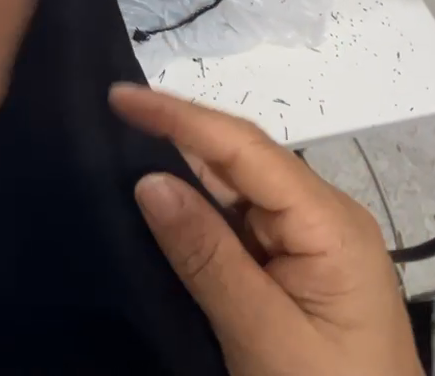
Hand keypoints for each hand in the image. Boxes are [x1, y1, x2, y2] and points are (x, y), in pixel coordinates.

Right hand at [111, 85, 421, 375]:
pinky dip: (192, 211)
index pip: (242, 148)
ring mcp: (306, 240)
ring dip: (178, 171)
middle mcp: (319, 215)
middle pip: (236, 158)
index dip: (178, 115)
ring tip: (116, 149)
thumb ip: (207, 258)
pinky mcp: (290, 265)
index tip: (119, 96)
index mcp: (327, 222)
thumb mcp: (266, 337)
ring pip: (230, 187)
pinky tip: (157, 203)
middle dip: (173, 134)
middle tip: (107, 117)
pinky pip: (232, 221)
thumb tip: (147, 179)